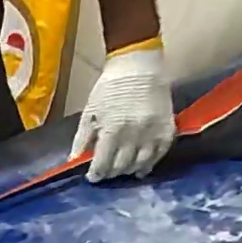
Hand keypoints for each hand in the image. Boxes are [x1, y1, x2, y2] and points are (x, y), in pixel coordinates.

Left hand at [71, 44, 176, 182]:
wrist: (138, 65)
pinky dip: (151, 161)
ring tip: (122, 170)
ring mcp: (153, 129)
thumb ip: (81, 140)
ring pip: (142, 162)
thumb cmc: (108, 90)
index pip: (102, 164)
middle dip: (111, 173)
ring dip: (130, 170)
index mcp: (112, 131)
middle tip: (106, 172)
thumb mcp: (89, 114)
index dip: (96, 174)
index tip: (92, 177)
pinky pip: (162, 150)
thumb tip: (74, 161)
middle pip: (121, 166)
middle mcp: (134, 133)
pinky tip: (142, 166)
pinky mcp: (168, 124)